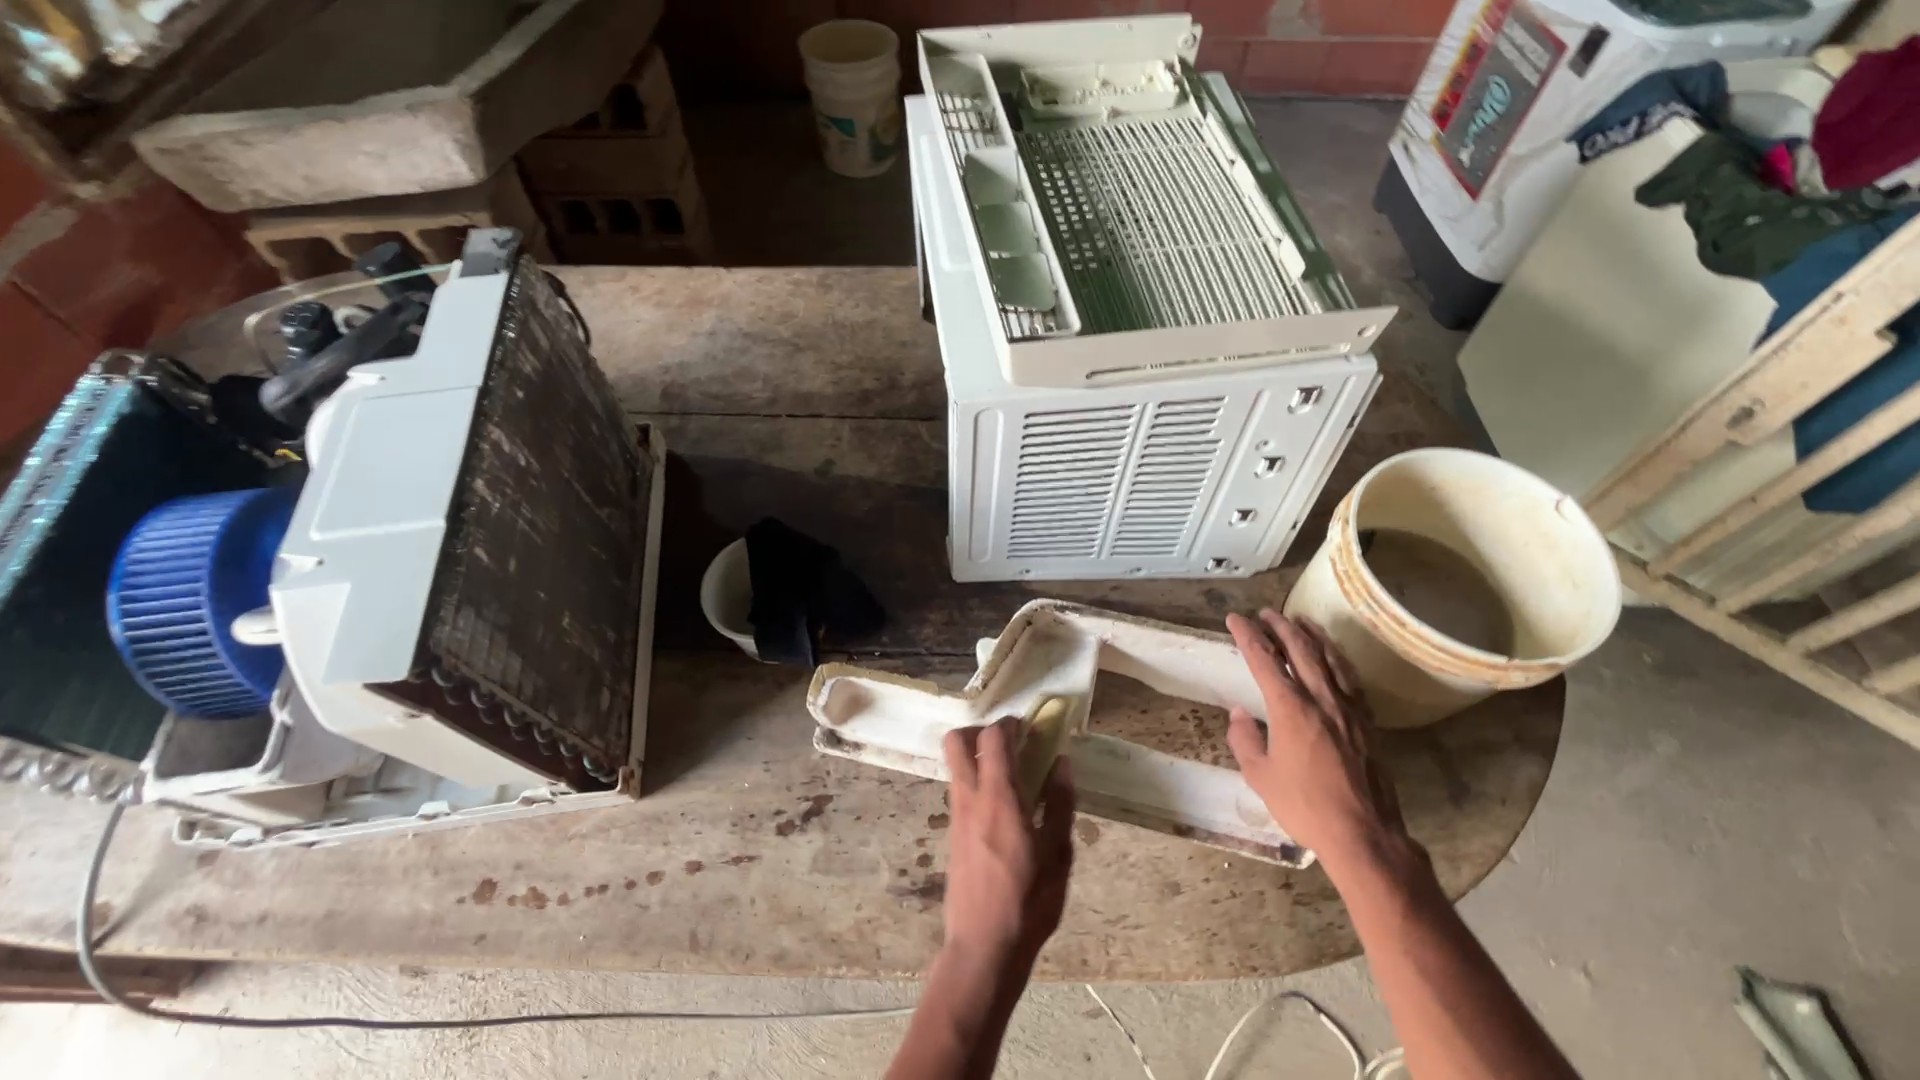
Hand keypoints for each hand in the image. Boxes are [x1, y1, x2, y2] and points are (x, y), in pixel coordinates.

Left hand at [940, 719, 1075, 967]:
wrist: (983, 946)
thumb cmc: (1029, 903)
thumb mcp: (1059, 855)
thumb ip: (1060, 805)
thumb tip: (1062, 764)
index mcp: (1000, 799)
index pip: (992, 738)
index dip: (1010, 724)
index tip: (1031, 728)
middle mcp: (970, 799)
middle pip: (957, 741)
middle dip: (980, 730)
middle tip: (1011, 743)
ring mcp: (956, 817)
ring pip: (955, 766)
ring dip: (978, 756)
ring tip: (1012, 775)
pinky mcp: (952, 835)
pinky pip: (959, 791)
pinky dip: (977, 783)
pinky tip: (1003, 808)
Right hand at [1225, 609, 1408, 867]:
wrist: (1363, 832)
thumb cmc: (1304, 806)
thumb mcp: (1260, 776)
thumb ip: (1245, 740)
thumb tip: (1240, 714)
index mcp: (1291, 709)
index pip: (1265, 660)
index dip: (1248, 636)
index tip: (1235, 619)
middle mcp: (1322, 699)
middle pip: (1301, 650)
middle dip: (1281, 626)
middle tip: (1266, 612)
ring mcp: (1349, 708)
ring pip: (1331, 659)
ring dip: (1313, 636)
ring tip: (1301, 621)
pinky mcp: (1367, 722)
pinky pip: (1350, 678)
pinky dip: (1337, 659)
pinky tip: (1333, 658)